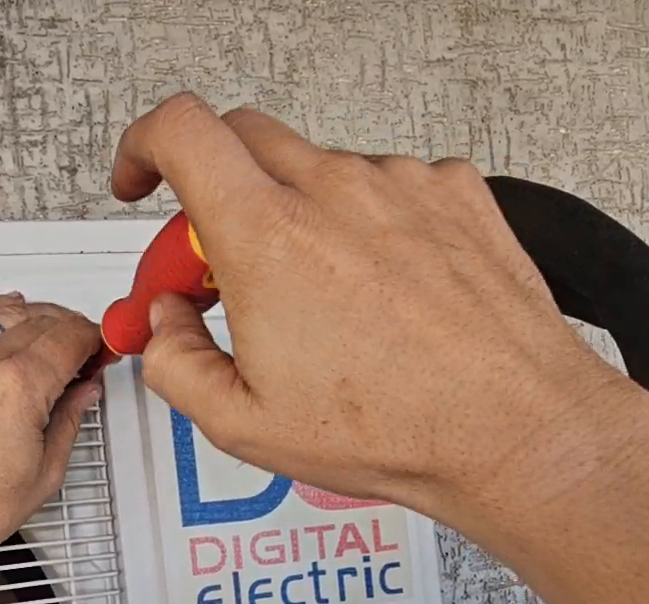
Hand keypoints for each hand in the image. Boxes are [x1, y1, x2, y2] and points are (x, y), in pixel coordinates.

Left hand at [0, 294, 103, 579]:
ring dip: (34, 318)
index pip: (70, 339)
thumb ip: (70, 421)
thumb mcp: (44, 473)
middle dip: (69, 330)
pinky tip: (1, 306)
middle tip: (80, 349)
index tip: (99, 349)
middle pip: (41, 323)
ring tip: (48, 329)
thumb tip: (83, 394)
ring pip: (3, 318)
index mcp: (20, 388)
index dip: (94, 340)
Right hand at [113, 94, 643, 521]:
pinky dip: (351, 224)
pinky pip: (377, 185)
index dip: (143, 147)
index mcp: (268, 240)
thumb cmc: (392, 424)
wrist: (508, 426)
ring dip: (284, 219)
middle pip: (240, 143)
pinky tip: (365, 289)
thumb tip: (165, 324)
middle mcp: (334, 192)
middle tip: (212, 270)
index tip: (139, 179)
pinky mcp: (451, 193)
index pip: (182, 132)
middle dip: (205, 201)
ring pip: (309, 171)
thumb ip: (172, 362)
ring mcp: (399, 185)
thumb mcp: (239, 422)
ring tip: (304, 303)